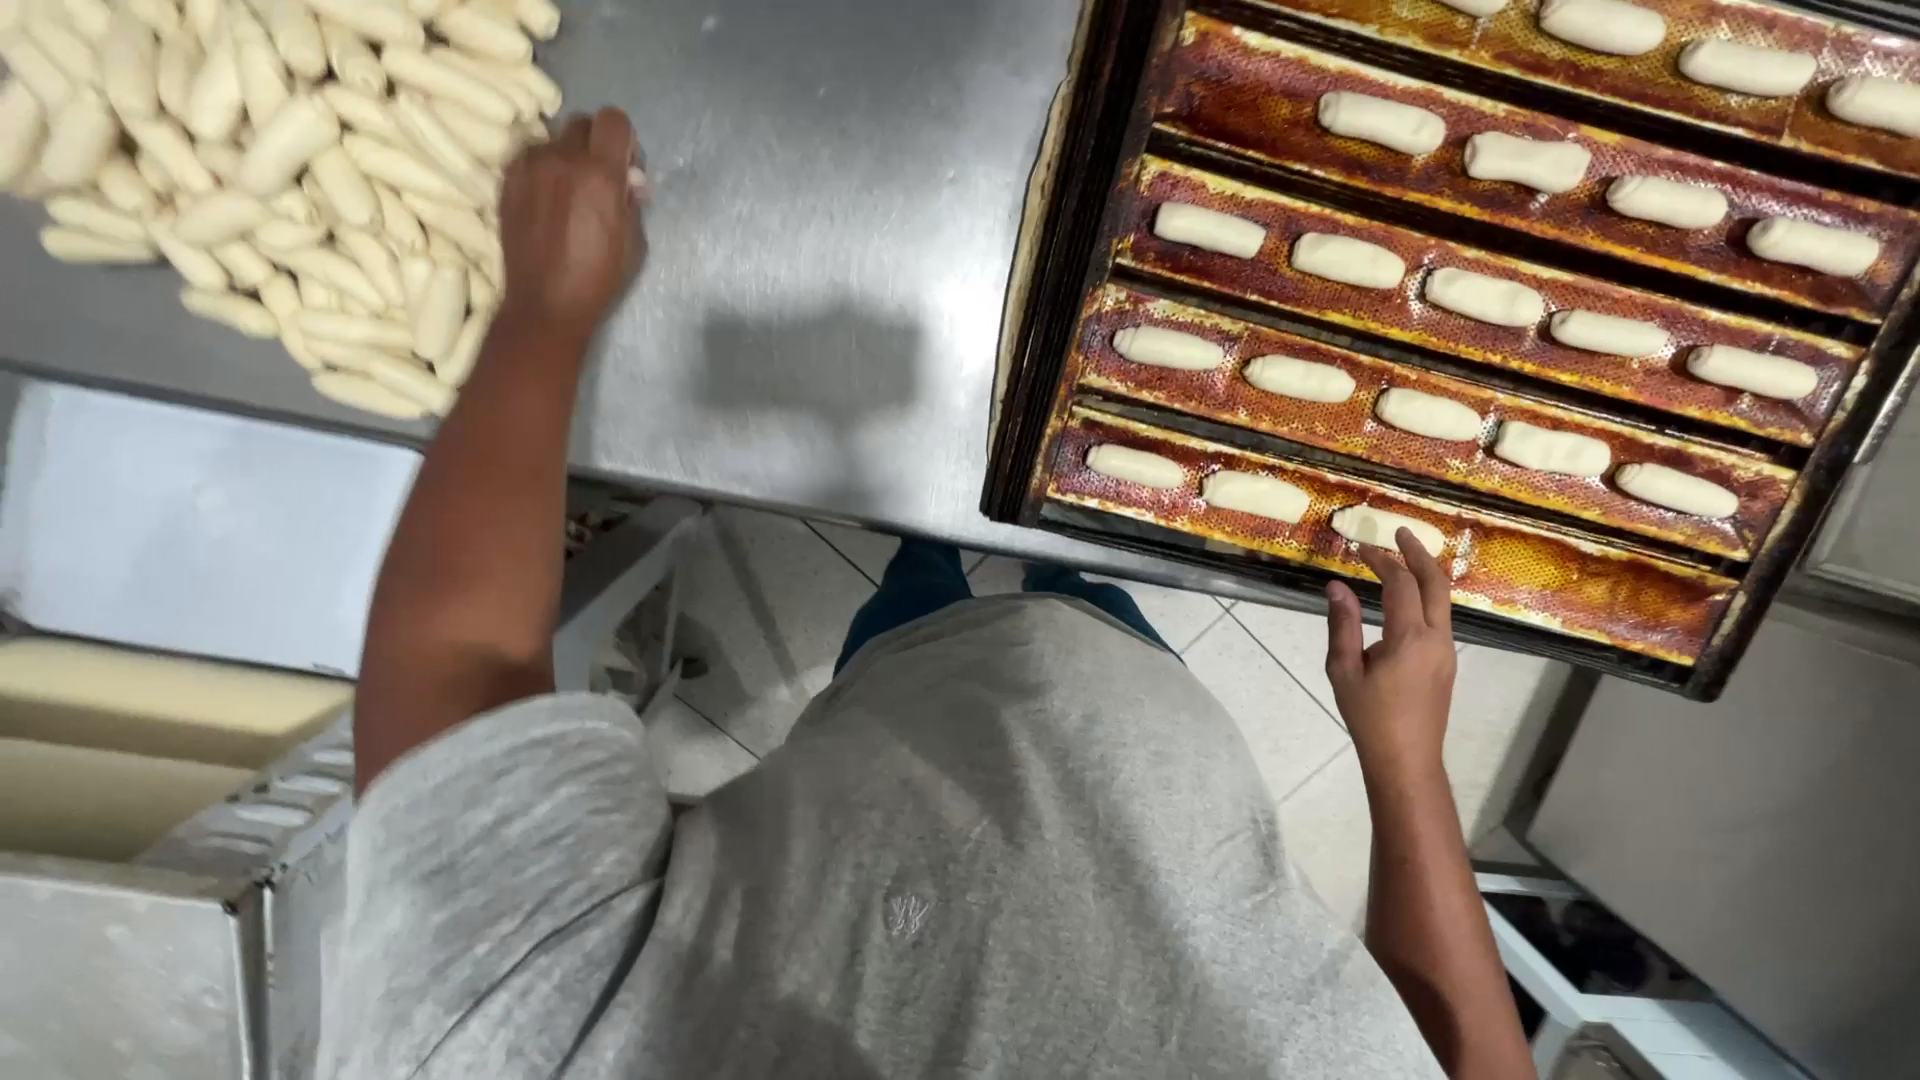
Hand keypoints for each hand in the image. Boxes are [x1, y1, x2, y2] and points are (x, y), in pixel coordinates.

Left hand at [497, 106, 646, 342]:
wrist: (547, 303)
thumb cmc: (599, 278)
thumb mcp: (634, 243)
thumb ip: (631, 202)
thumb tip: (630, 182)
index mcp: (600, 175)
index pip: (615, 121)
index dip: (625, 140)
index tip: (626, 166)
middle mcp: (562, 160)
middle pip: (582, 122)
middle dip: (597, 143)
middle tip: (601, 177)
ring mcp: (529, 167)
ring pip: (554, 139)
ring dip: (568, 156)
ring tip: (570, 191)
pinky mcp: (507, 180)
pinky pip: (529, 156)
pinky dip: (542, 167)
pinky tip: (547, 198)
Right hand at [1324, 527, 1455, 771]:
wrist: (1406, 758)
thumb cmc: (1369, 716)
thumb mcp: (1343, 669)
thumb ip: (1342, 624)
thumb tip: (1337, 586)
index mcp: (1410, 638)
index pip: (1400, 584)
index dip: (1382, 560)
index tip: (1360, 546)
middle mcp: (1437, 638)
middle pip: (1437, 583)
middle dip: (1418, 553)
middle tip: (1399, 532)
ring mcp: (1447, 651)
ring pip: (1443, 600)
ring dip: (1425, 573)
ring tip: (1403, 557)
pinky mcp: (1446, 662)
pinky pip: (1440, 616)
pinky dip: (1426, 595)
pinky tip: (1407, 596)